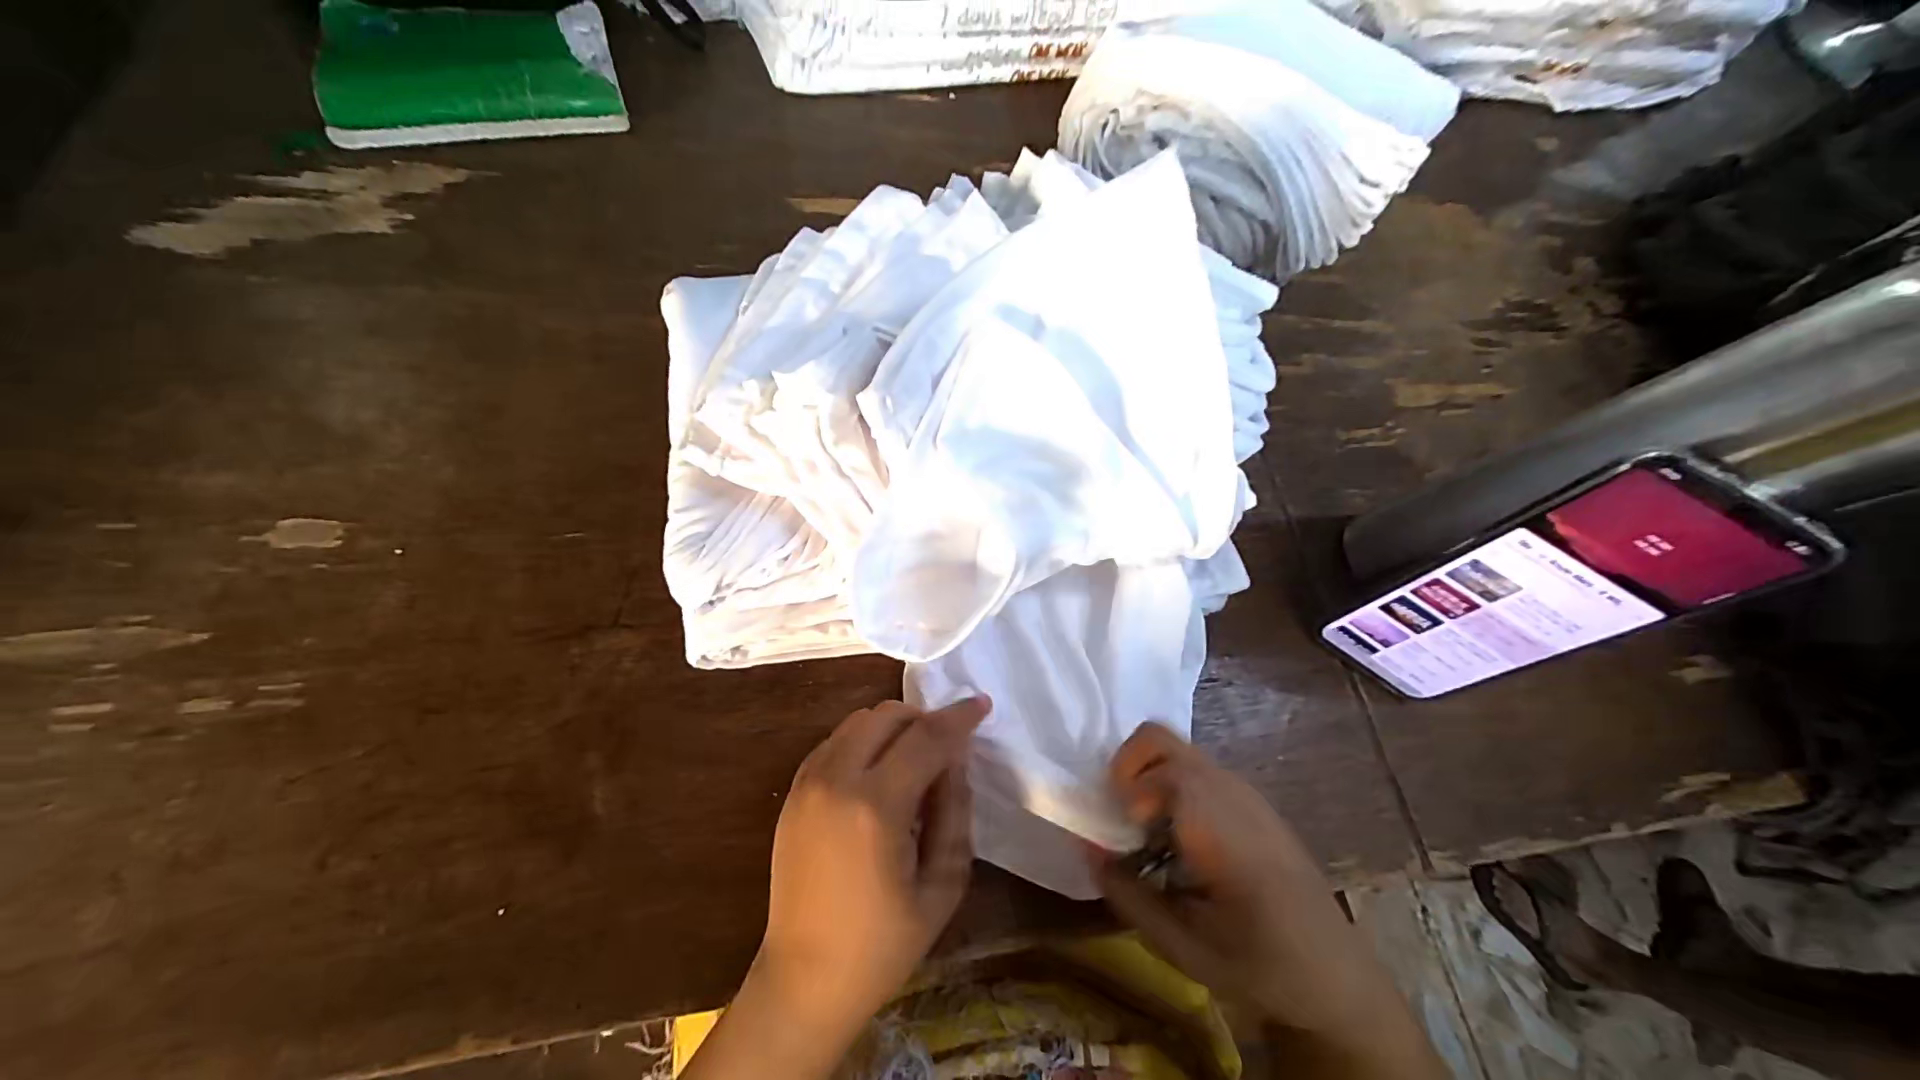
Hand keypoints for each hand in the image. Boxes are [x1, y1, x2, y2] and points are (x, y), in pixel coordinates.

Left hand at [755, 697, 988, 1027]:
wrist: (804, 978)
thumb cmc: (883, 944)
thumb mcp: (942, 885)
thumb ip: (954, 812)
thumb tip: (956, 760)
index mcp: (876, 806)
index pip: (926, 737)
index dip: (959, 717)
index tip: (982, 704)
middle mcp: (836, 780)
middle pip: (887, 715)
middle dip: (924, 719)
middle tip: (947, 746)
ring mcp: (807, 783)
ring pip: (857, 721)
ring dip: (893, 727)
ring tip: (915, 761)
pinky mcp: (793, 793)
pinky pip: (834, 742)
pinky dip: (863, 741)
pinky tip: (879, 774)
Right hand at [1091, 724, 1443, 1077]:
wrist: (1335, 974)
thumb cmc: (1257, 964)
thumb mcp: (1181, 946)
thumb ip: (1127, 893)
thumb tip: (1086, 846)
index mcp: (1218, 827)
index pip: (1159, 772)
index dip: (1125, 791)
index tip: (1119, 835)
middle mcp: (1230, 792)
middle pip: (1160, 739)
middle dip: (1126, 768)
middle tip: (1121, 818)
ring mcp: (1243, 790)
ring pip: (1177, 751)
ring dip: (1147, 777)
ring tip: (1147, 833)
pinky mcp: (1250, 799)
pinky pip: (1196, 769)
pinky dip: (1169, 786)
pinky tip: (1180, 840)